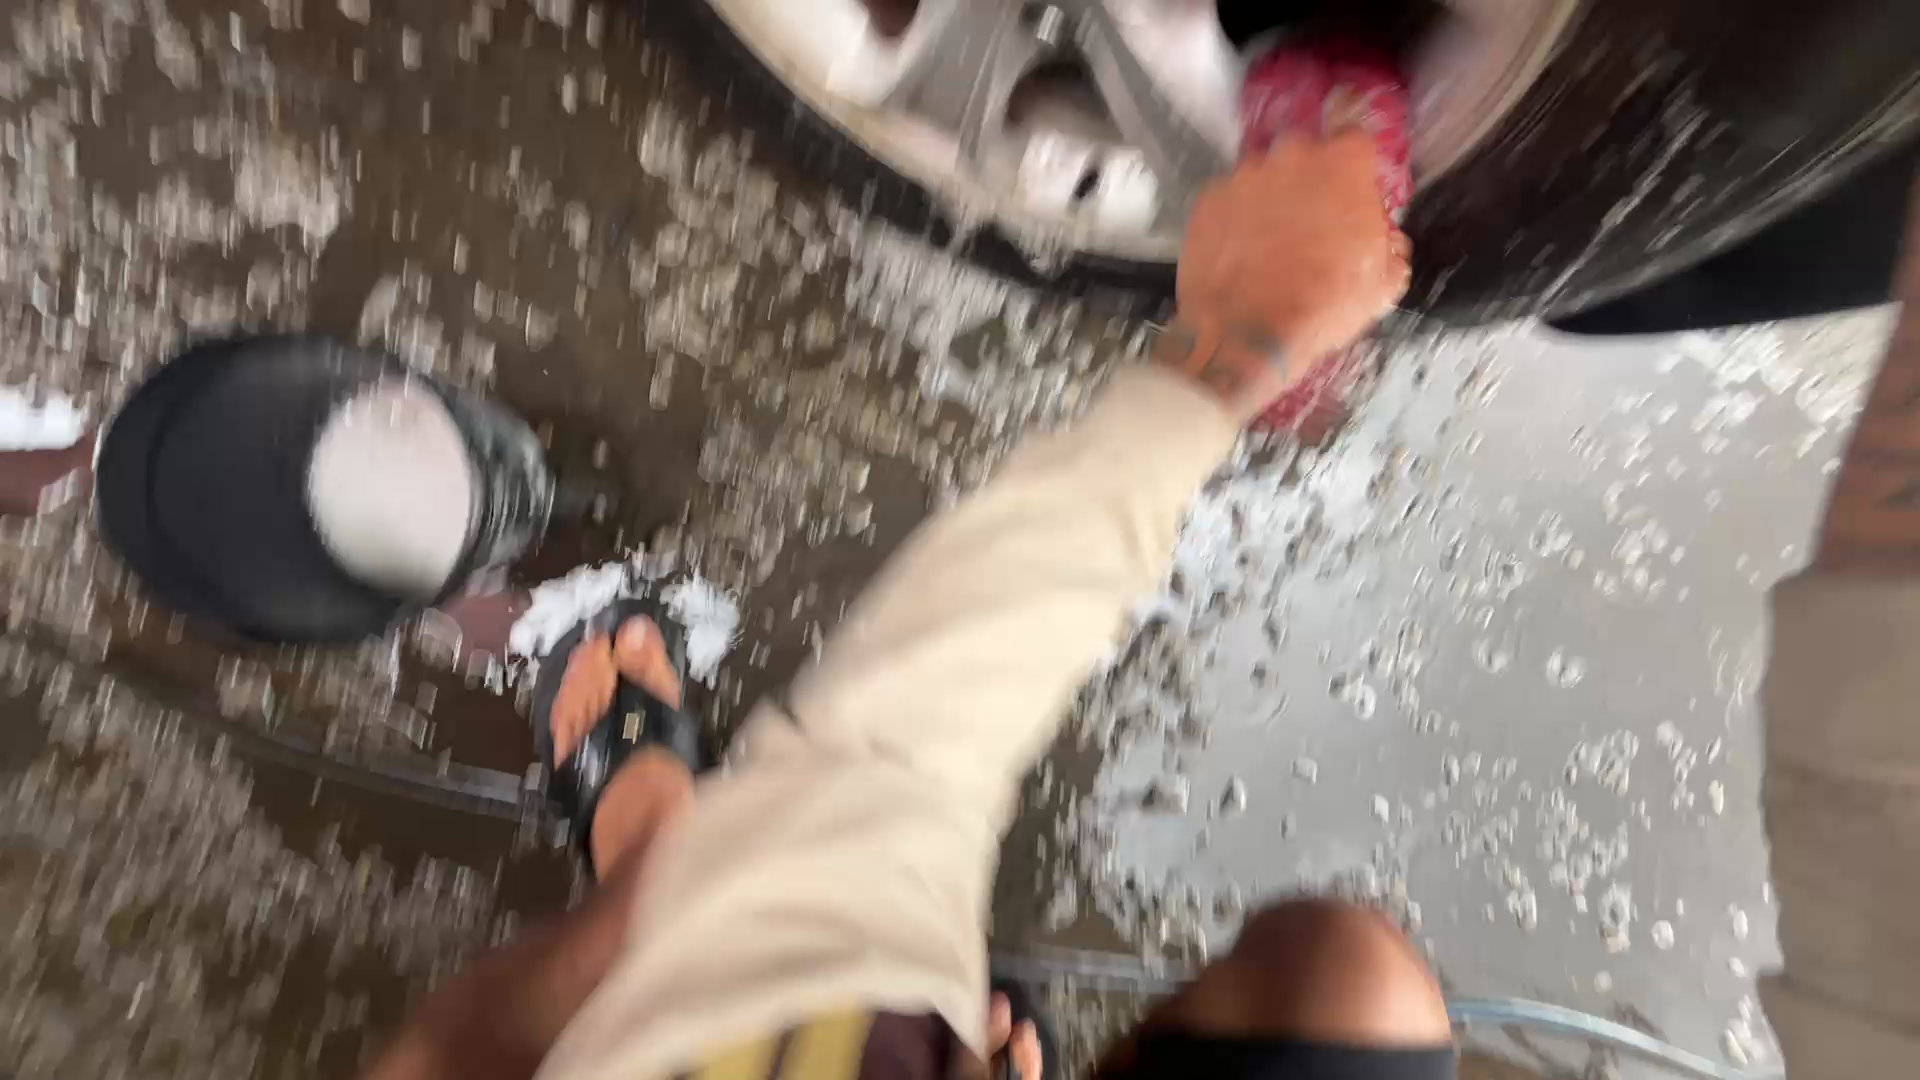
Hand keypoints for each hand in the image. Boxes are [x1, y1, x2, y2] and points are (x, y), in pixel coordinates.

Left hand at [1159, 132, 1410, 421]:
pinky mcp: (1205, 204)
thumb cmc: (1318, 306)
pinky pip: (1224, 204)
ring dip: (1265, 202)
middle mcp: (1291, 156)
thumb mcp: (1381, 281)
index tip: (1347, 198)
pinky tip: (1236, 254)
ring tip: (1266, 246)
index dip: (1351, 175)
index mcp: (1344, 161)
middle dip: (1306, 185)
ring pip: (1260, 179)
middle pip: (1303, 157)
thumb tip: (1387, 244)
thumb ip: (1390, 245)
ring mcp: (1242, 178)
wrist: (1246, 335)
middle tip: (1305, 226)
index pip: (1355, 146)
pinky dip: (1230, 222)